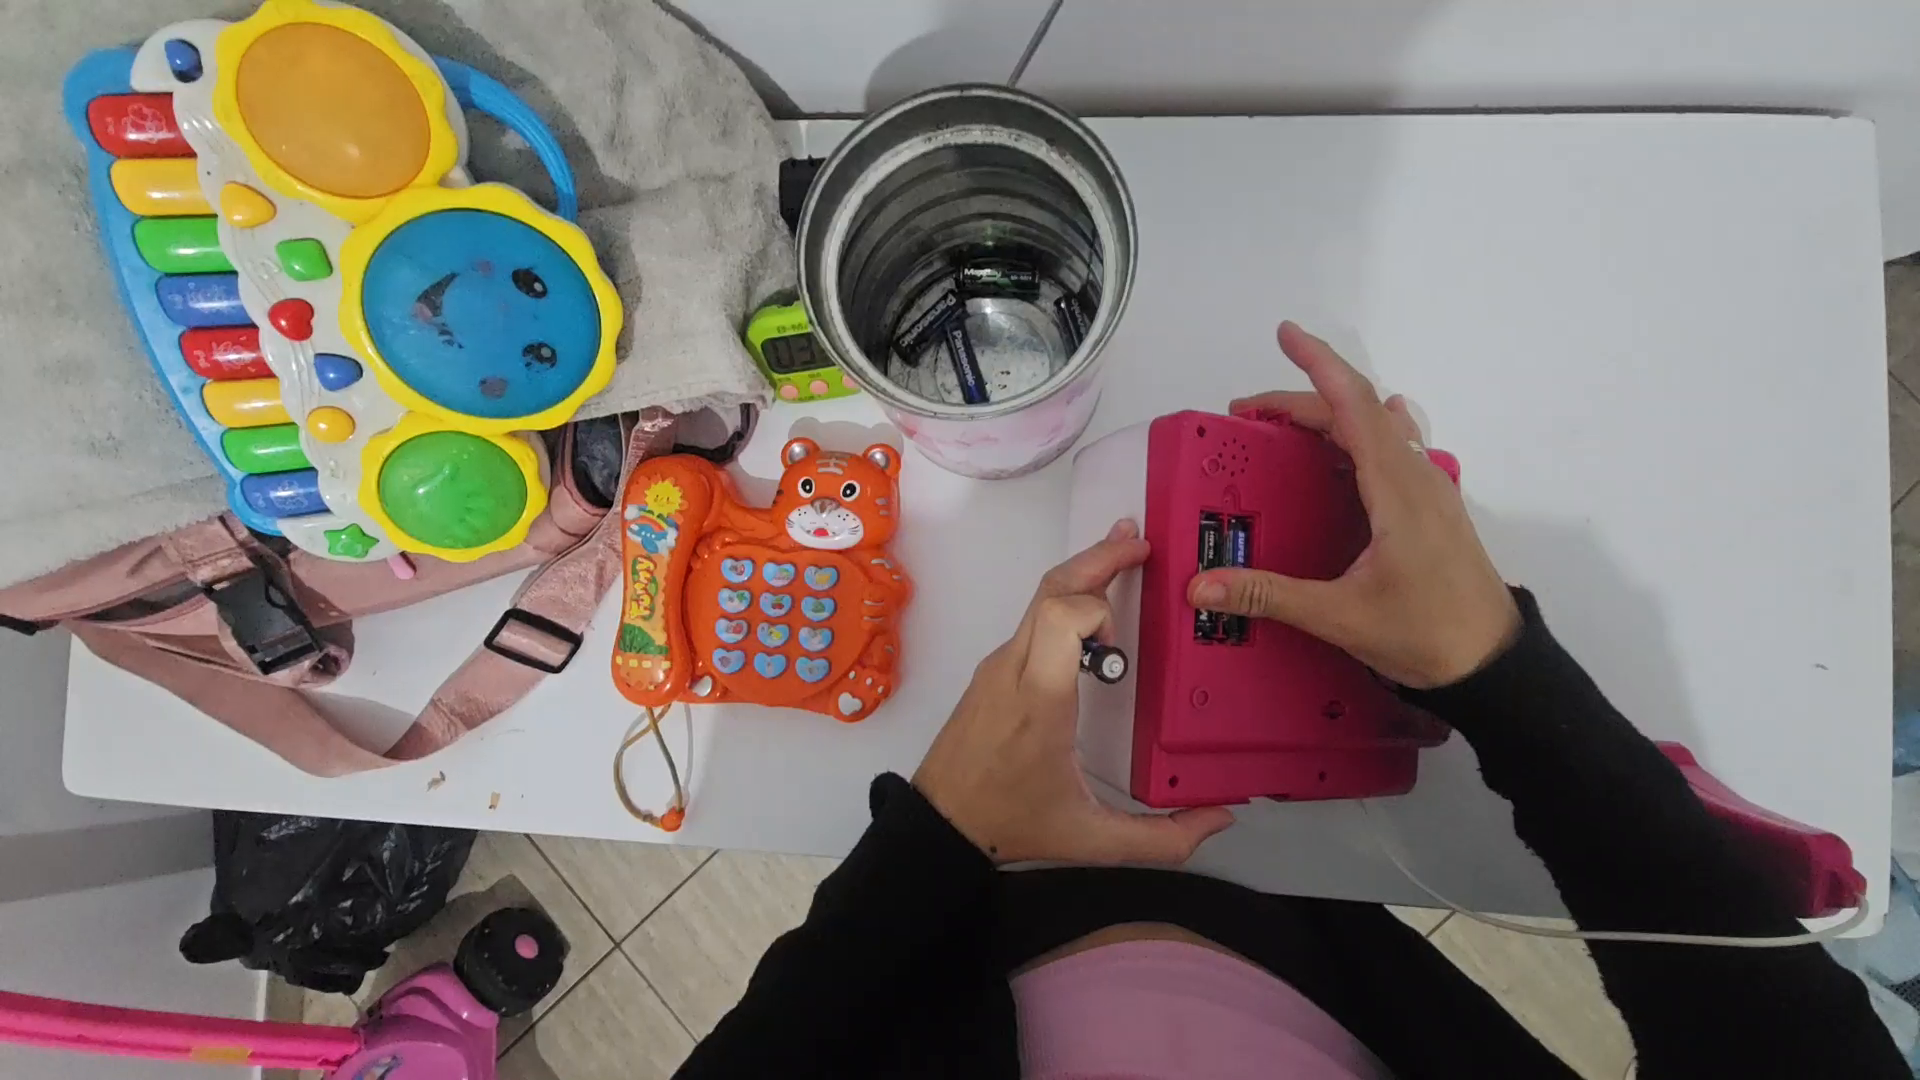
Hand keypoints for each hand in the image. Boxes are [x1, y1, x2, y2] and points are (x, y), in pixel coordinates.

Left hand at [914, 520, 1235, 864]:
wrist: (940, 820)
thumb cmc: (1011, 822)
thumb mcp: (1091, 839)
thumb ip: (1162, 838)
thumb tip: (1218, 818)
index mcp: (1041, 700)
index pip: (1062, 616)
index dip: (1099, 609)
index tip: (1120, 644)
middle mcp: (1015, 669)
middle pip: (1051, 589)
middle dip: (1097, 559)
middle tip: (1137, 543)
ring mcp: (999, 664)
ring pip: (1039, 598)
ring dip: (1082, 575)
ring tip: (1121, 559)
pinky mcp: (994, 668)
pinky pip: (1032, 619)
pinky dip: (1065, 602)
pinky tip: (1092, 612)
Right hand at [1188, 321, 1521, 688]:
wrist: (1493, 663)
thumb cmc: (1425, 633)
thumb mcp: (1339, 615)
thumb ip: (1268, 595)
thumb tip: (1201, 587)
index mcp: (1396, 490)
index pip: (1354, 407)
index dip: (1318, 366)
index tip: (1287, 334)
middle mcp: (1415, 477)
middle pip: (1357, 411)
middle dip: (1300, 397)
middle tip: (1246, 412)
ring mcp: (1428, 490)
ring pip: (1376, 427)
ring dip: (1328, 413)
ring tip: (1282, 424)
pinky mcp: (1429, 508)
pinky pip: (1390, 449)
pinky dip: (1357, 432)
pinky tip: (1354, 440)